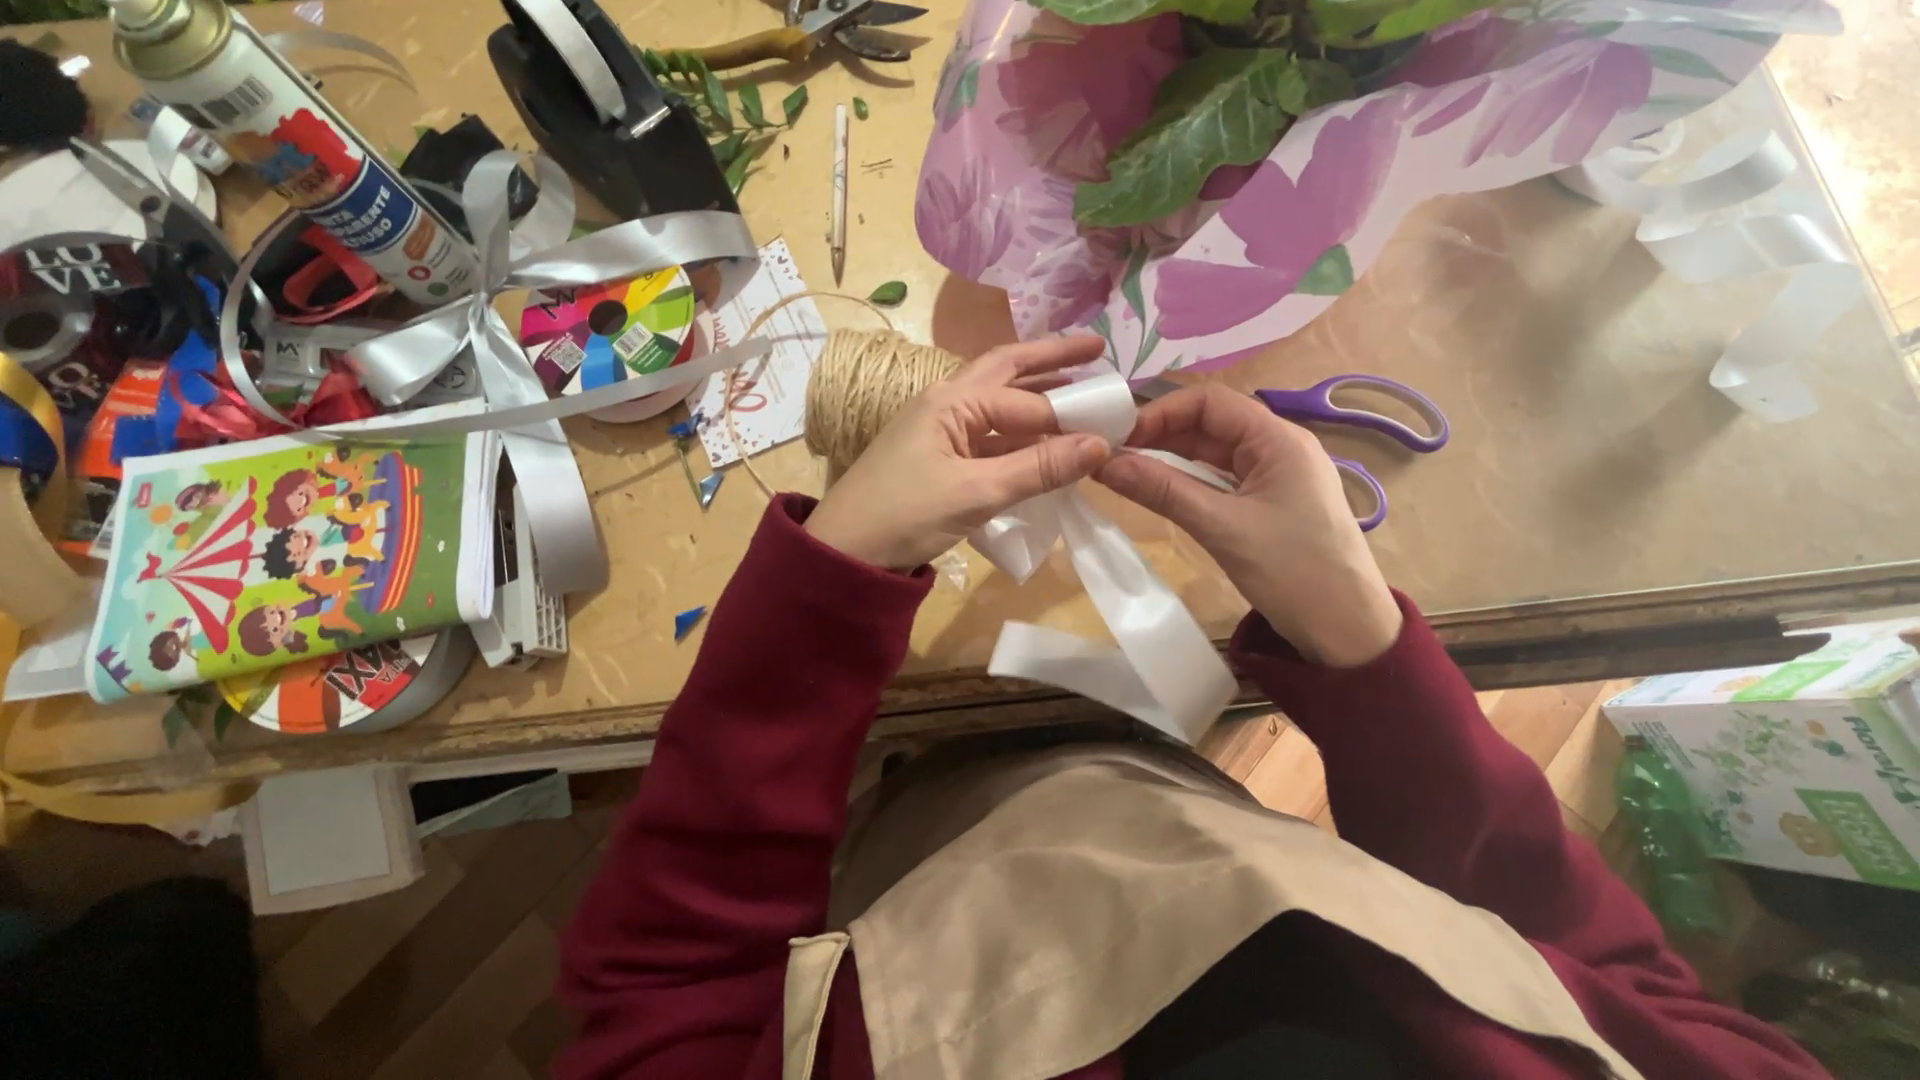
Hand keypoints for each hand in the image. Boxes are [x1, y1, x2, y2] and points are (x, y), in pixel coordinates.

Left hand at [805, 337, 1113, 570]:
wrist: (846, 552)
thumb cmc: (905, 515)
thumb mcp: (976, 492)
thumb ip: (1038, 468)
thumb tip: (1100, 445)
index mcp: (950, 400)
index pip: (1023, 400)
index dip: (1068, 412)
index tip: (1113, 422)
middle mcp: (946, 403)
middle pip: (1006, 371)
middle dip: (1051, 360)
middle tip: (1096, 350)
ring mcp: (941, 430)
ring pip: (998, 403)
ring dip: (1037, 396)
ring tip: (1080, 389)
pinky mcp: (940, 458)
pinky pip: (989, 435)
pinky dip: (1019, 434)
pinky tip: (1043, 441)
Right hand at [1095, 384, 1402, 666]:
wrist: (1348, 628)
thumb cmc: (1292, 571)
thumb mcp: (1221, 528)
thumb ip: (1163, 491)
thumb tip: (1104, 464)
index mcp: (1278, 439)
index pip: (1209, 401)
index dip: (1160, 412)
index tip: (1118, 437)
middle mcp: (1279, 446)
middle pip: (1211, 423)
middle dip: (1160, 434)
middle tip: (1111, 455)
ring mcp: (1277, 474)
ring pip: (1214, 452)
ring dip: (1171, 457)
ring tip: (1125, 471)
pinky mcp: (1271, 502)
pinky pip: (1223, 478)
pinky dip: (1189, 480)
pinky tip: (1160, 490)